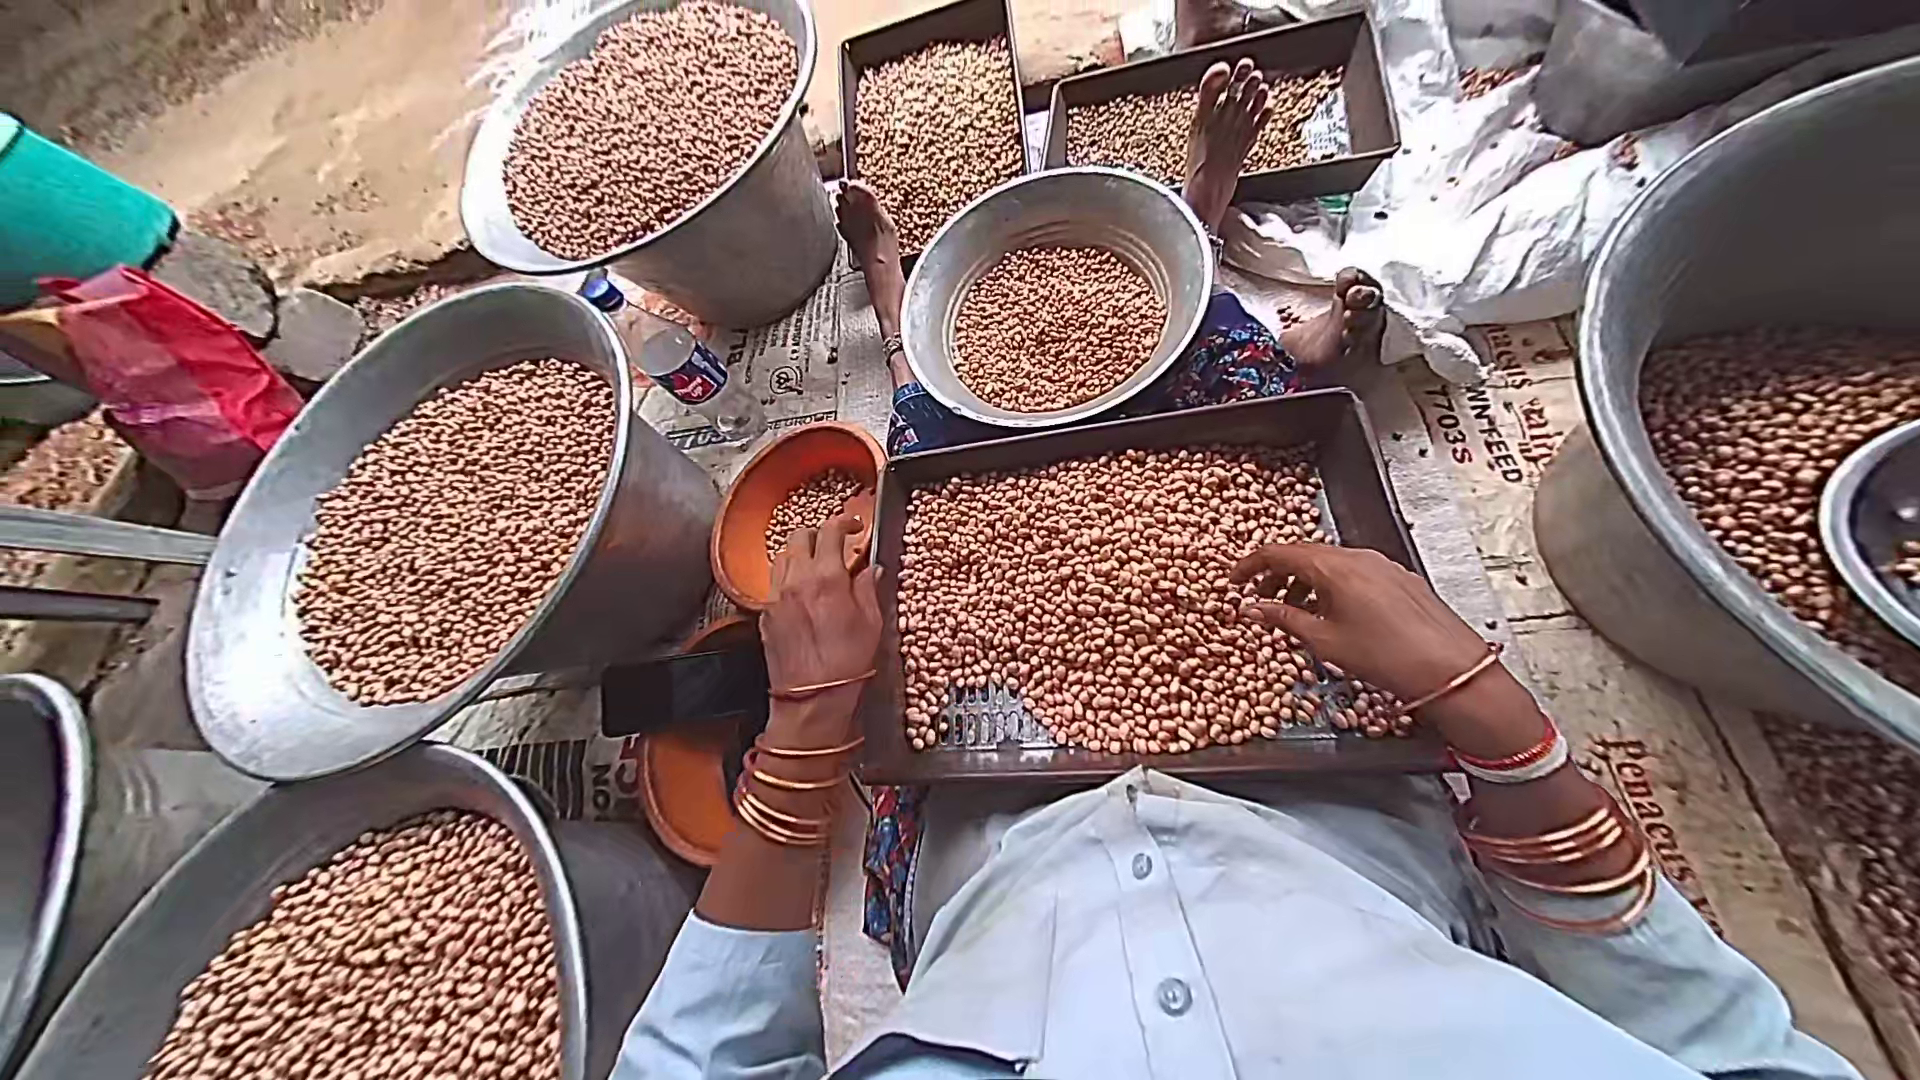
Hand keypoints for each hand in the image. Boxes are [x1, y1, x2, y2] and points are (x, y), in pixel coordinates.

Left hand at [760, 513, 882, 744]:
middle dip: (819, 532)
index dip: (844, 522)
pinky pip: (774, 581)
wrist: (812, 698)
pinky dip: (789, 575)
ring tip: (817, 563)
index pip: (830, 531)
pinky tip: (802, 589)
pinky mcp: (765, 614)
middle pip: (800, 535)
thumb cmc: (846, 664)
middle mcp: (796, 580)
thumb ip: (868, 588)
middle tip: (835, 542)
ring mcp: (776, 596)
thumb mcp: (872, 622)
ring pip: (783, 555)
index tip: (854, 526)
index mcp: (826, 578)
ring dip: (800, 551)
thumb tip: (870, 569)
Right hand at [1230, 543, 1489, 702]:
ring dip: (1302, 581)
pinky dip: (1329, 586)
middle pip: (1302, 554)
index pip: (1277, 553)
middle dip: (1275, 575)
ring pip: (1328, 563)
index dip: (1249, 566)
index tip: (1234, 581)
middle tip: (1259, 598)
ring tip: (1293, 610)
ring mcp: (1382, 565)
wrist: (1454, 672)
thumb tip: (1254, 608)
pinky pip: (1352, 572)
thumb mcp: (1323, 640)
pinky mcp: (1399, 578)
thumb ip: (1283, 618)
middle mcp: (1358, 557)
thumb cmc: (1386, 656)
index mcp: (1334, 567)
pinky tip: (1329, 612)